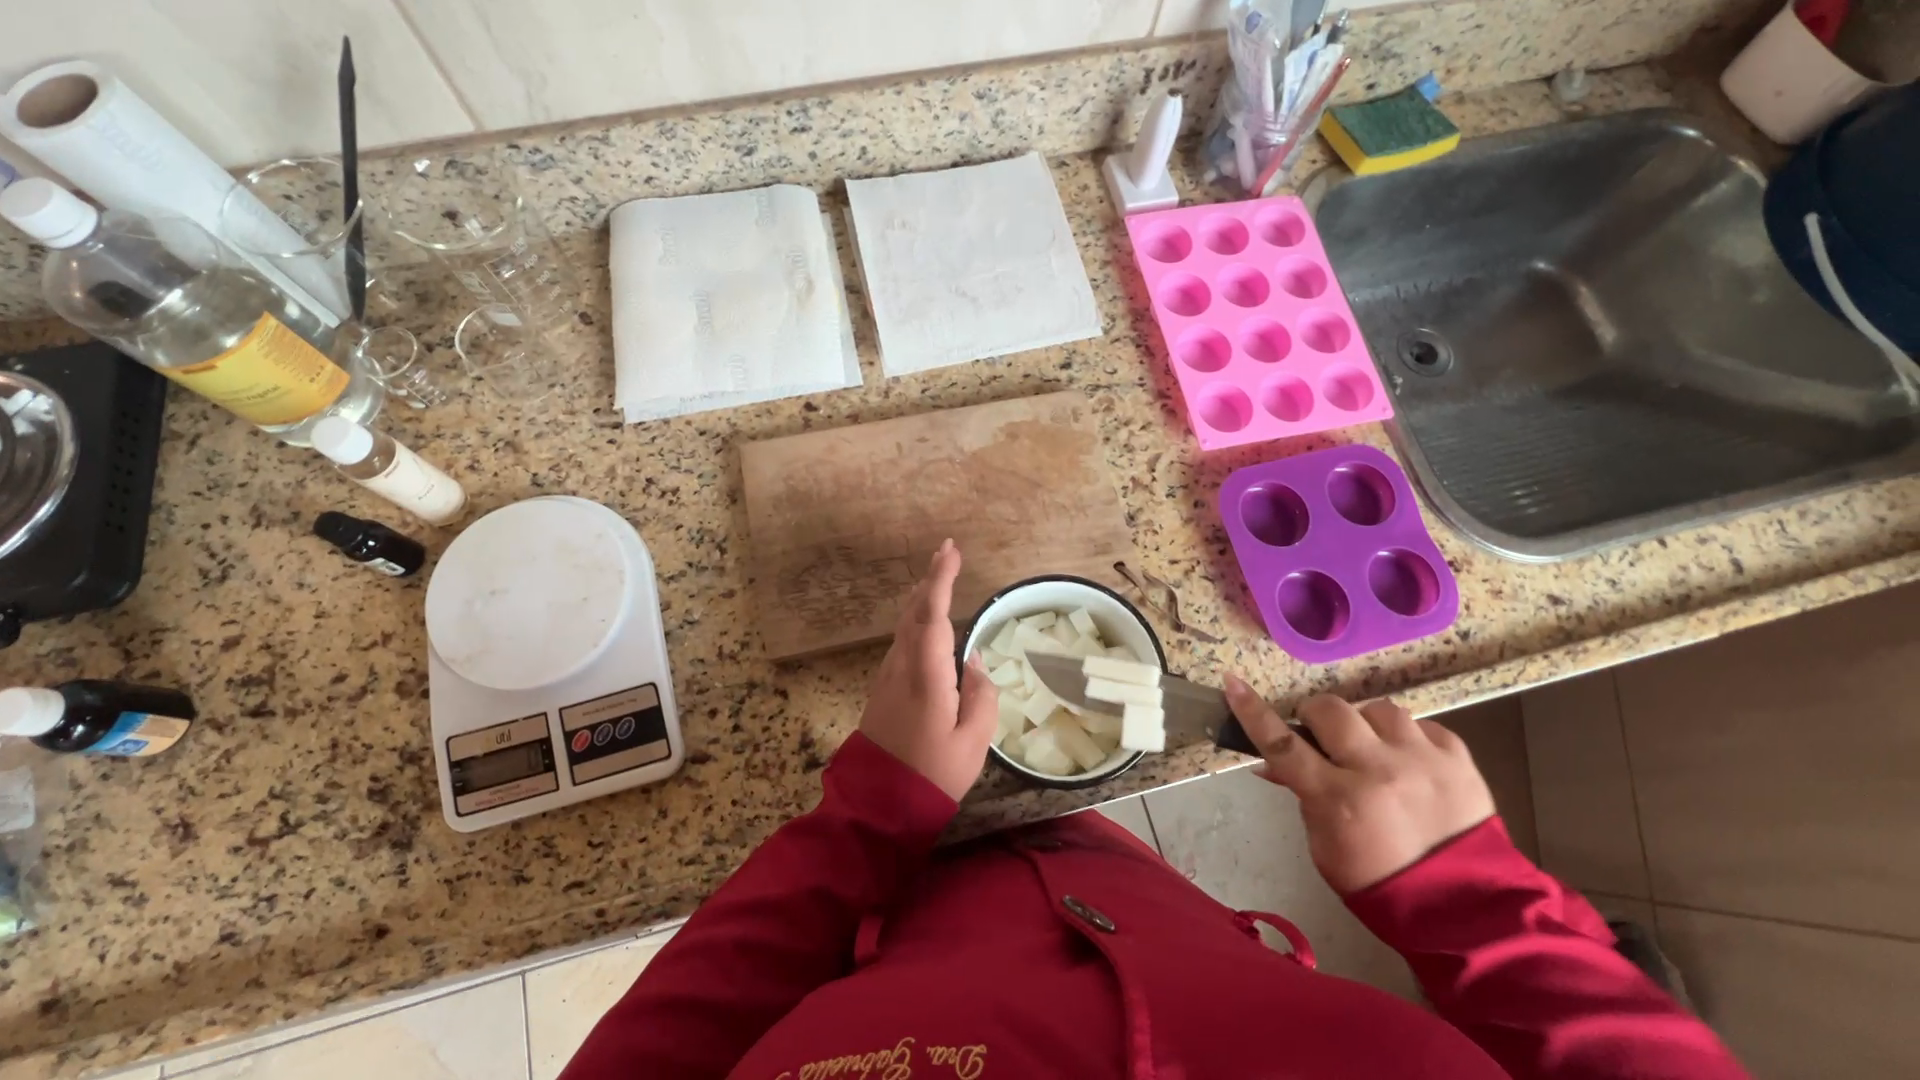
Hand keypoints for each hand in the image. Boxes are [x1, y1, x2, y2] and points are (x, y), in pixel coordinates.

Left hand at [857, 540, 998, 801]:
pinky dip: (915, 621)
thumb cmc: (935, 774)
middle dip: (930, 579)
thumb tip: (973, 660)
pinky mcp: (883, 690)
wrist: (880, 803)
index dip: (941, 580)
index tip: (951, 552)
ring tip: (938, 578)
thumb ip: (981, 695)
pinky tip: (924, 621)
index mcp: (926, 676)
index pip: (933, 616)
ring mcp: (888, 678)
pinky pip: (901, 643)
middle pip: (914, 612)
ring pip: (904, 626)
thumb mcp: (974, 741)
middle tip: (947, 551)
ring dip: (921, 598)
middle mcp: (902, 668)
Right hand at [1223, 676, 1495, 893]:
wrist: (1462, 909)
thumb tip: (1274, 764)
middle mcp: (1378, 770)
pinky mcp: (1458, 759)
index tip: (1233, 683)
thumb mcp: (1325, 846)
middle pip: (1331, 711)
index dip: (1253, 712)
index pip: (1283, 745)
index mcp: (1339, 799)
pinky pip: (1423, 725)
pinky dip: (1407, 737)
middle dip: (1317, 716)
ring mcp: (1422, 760)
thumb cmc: (1377, 883)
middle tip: (1321, 736)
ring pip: (1379, 710)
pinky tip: (1408, 760)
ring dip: (1366, 725)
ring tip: (1372, 749)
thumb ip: (1304, 797)